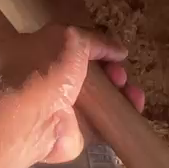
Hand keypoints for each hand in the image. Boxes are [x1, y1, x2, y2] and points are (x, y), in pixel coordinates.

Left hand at [0, 25, 138, 165]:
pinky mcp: (78, 129)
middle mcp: (46, 76)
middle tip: (120, 74)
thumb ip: (93, 39)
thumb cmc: (44, 69)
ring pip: (99, 96)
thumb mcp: (68, 38)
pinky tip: (135, 106)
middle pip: (87, 71)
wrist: (32, 118)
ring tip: (132, 91)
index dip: (92, 46)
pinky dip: (123, 114)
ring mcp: (62, 104)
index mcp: (36, 51)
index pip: (67, 45)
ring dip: (121, 91)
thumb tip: (118, 49)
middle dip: (110, 70)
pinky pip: (106, 120)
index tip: (111, 51)